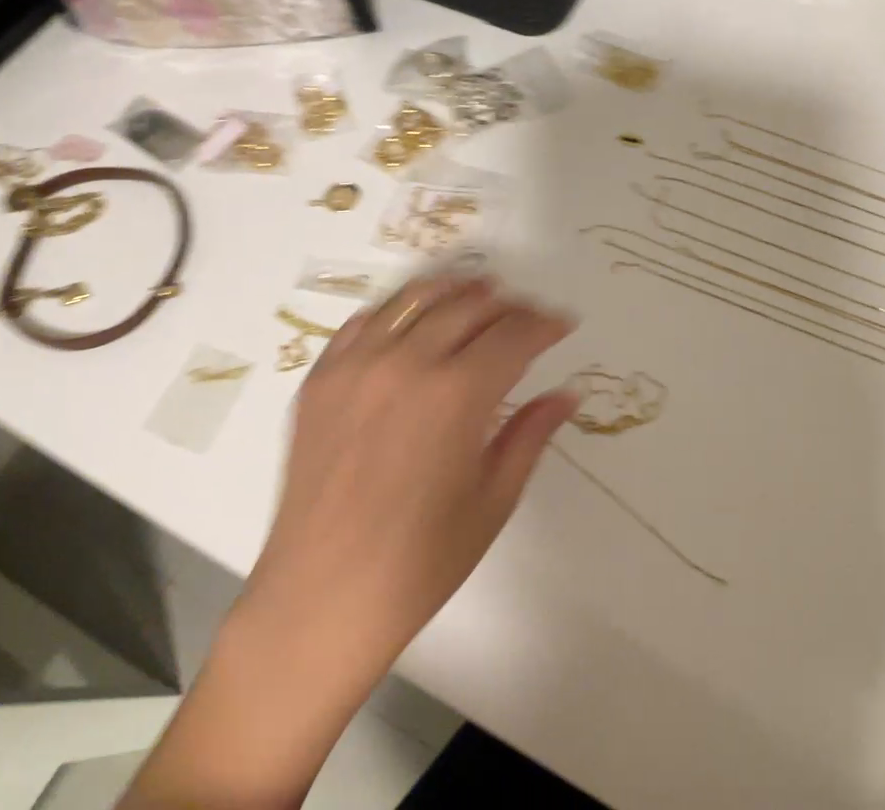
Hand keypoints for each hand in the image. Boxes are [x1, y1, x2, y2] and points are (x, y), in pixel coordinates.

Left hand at [247, 271, 578, 663]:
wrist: (324, 592)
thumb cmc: (421, 561)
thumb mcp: (492, 500)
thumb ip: (529, 435)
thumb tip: (565, 395)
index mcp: (456, 395)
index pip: (513, 334)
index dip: (545, 324)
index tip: (562, 324)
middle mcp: (404, 363)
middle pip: (466, 305)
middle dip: (506, 304)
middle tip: (525, 315)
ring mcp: (354, 366)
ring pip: (413, 300)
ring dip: (453, 292)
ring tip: (477, 295)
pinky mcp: (319, 379)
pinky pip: (362, 323)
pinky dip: (397, 311)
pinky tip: (412, 322)